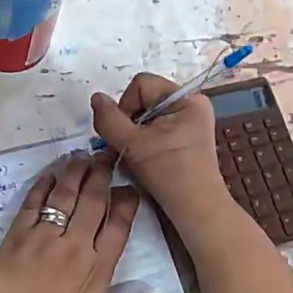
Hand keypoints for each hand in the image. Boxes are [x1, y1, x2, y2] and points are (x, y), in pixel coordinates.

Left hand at [0, 154, 166, 292]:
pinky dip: (43, 185)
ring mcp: (43, 237)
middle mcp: (74, 245)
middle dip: (102, 175)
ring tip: (83, 155)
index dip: (126, 201)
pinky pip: (33, 203)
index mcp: (98, 268)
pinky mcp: (15, 237)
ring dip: (75, 172)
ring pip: (64, 194)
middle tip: (107, 156)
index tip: (130, 187)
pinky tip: (50, 175)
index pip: (119, 224)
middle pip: (93, 200)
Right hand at [90, 73, 226, 212]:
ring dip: (135, 133)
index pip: (141, 84)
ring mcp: (191, 121)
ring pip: (148, 115)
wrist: (196, 208)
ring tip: (136, 155)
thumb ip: (108, 119)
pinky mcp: (187, 138)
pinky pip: (158, 128)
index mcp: (186, 98)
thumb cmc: (168, 172)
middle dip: (130, 121)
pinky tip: (145, 159)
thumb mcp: (132, 144)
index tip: (125, 134)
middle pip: (144, 98)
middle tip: (128, 146)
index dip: (125, 106)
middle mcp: (192, 104)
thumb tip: (96, 98)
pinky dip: (146, 140)